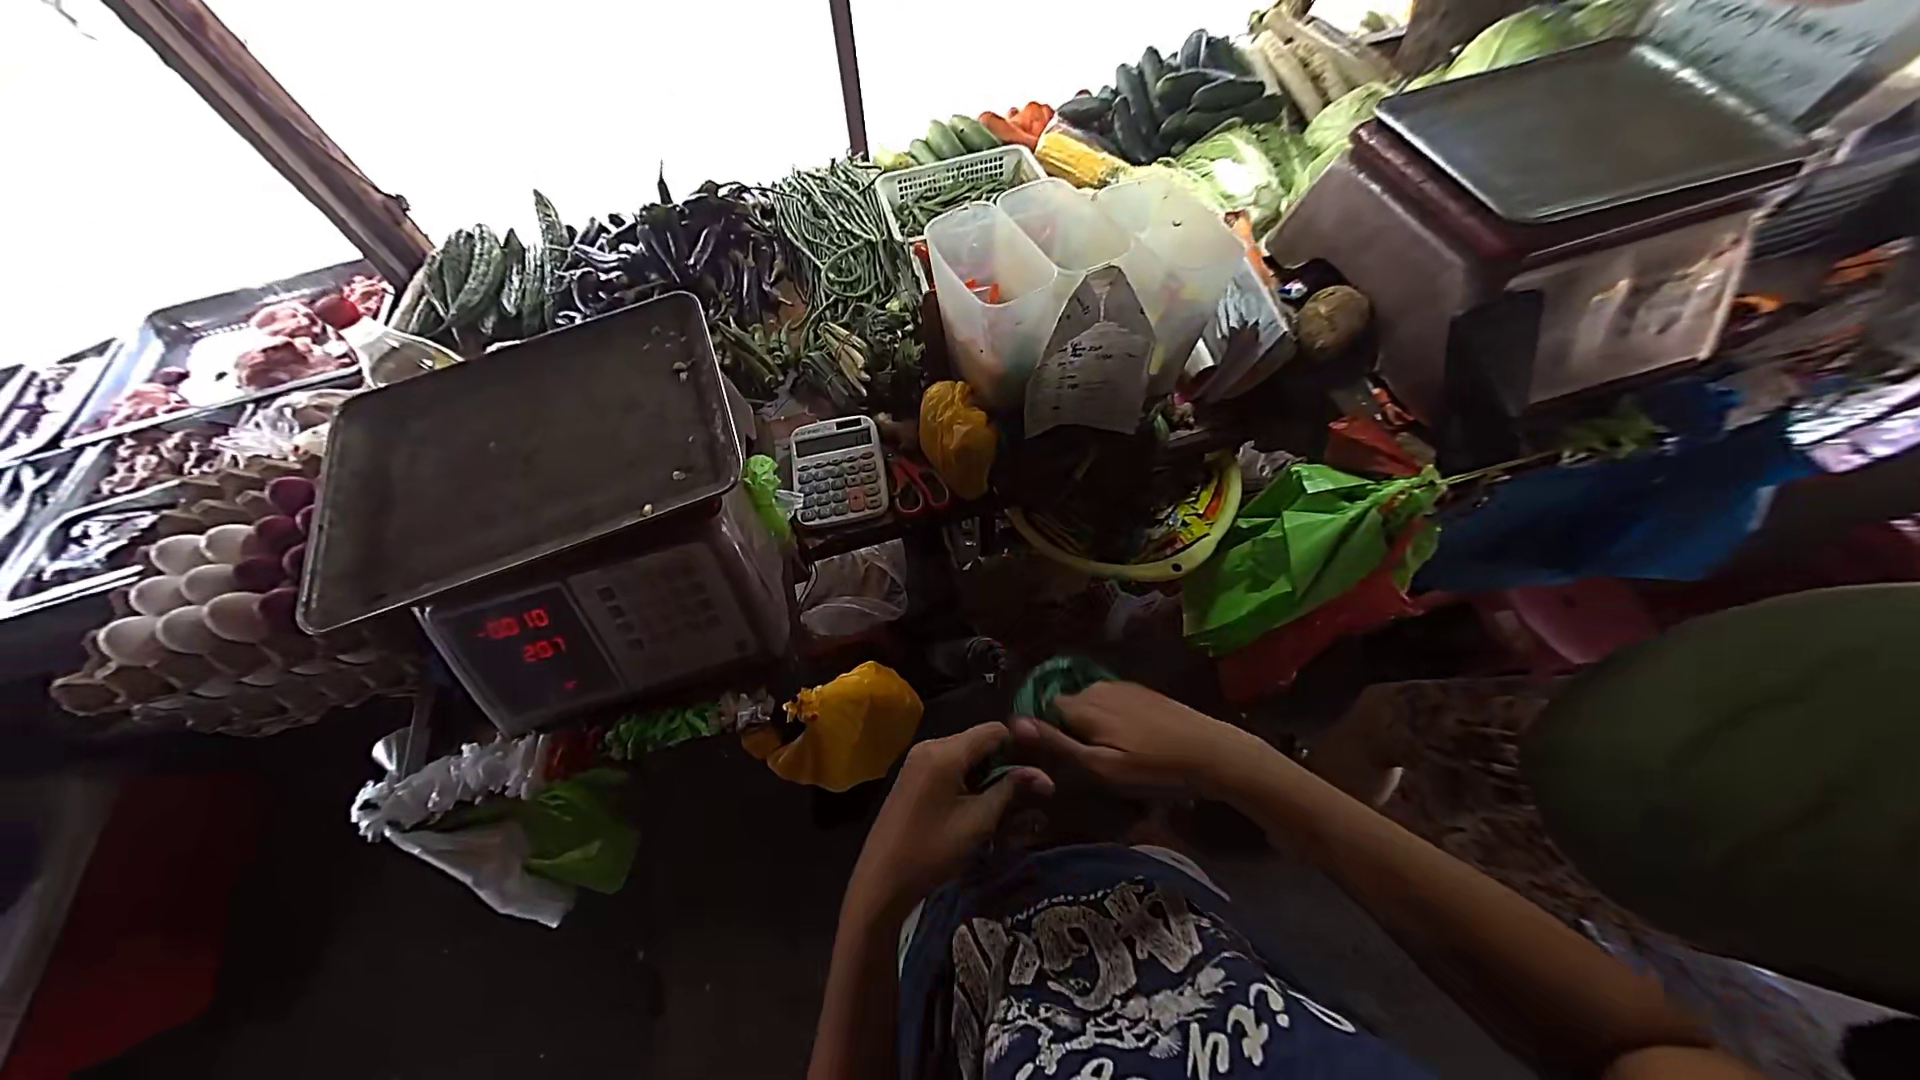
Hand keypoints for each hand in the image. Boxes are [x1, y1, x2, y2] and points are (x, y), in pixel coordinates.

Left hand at [844, 722, 1052, 919]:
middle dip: (1004, 762)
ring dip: (987, 773)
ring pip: (965, 754)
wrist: (882, 880)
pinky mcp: (913, 774)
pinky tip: (976, 804)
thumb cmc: (932, 851)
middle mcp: (930, 745)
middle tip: (1026, 792)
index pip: (993, 730)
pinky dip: (968, 778)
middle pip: (979, 741)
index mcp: (945, 751)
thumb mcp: (978, 821)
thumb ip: (1010, 790)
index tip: (1037, 770)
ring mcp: (918, 759)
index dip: (1019, 746)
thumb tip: (1043, 775)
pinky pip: (949, 764)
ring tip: (1003, 802)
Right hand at [1011, 681, 1263, 795]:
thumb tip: (1014, 723)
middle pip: (1066, 706)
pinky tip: (1131, 740)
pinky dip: (1111, 718)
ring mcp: (1121, 685)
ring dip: (1091, 724)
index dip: (1047, 732)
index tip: (1058, 757)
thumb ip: (1057, 744)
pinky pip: (1111, 701)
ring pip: (1089, 703)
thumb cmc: (1153, 768)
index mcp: (1082, 705)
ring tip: (1112, 753)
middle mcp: (1096, 686)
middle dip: (1069, 728)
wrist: (1212, 751)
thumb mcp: (1101, 767)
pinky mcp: (1140, 690)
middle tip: (1089, 761)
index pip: (1044, 710)